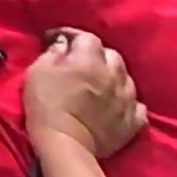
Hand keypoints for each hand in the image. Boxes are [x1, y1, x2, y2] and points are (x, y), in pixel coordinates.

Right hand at [24, 29, 147, 159]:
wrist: (66, 141)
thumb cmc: (45, 102)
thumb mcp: (38, 71)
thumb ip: (53, 53)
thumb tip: (63, 44)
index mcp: (89, 61)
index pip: (87, 37)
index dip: (72, 34)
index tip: (56, 39)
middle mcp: (113, 76)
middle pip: (112, 55)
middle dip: (96, 53)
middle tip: (79, 59)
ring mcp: (128, 100)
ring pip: (127, 78)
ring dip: (112, 75)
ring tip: (98, 81)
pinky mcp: (134, 121)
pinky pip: (137, 104)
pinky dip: (126, 99)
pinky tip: (115, 102)